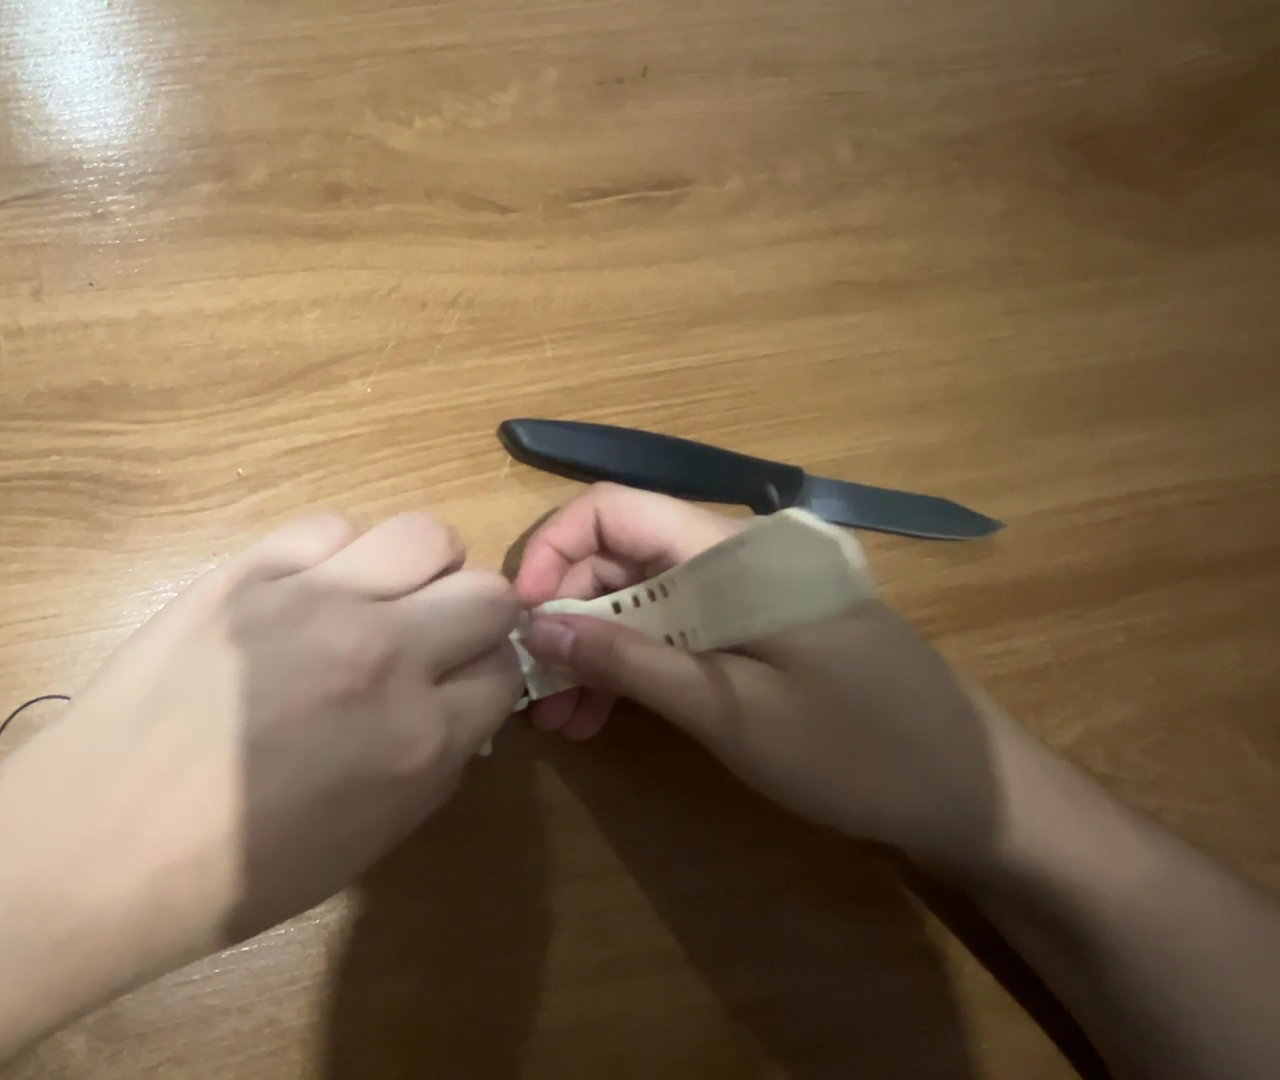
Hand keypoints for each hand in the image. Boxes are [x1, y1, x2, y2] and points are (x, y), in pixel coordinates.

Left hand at [0, 512, 522, 976]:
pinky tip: (308, 589)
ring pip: (423, 535)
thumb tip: (455, 703)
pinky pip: (328, 527)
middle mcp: (383, 653)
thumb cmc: (235, 871)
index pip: (504, 669)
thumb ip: (429, 760)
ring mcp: (312, 600)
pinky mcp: (248, 571)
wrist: (102, 838)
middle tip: (429, 636)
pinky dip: (338, 554)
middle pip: (487, 592)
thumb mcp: (366, 838)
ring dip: (419, 569)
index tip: (461, 680)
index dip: (486, 675)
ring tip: (377, 597)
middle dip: (474, 616)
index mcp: (421, 740)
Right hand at [515, 483, 1027, 871]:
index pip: (613, 508)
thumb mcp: (729, 710)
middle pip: (614, 557)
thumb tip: (531, 623)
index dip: (553, 548)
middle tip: (528, 683)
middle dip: (561, 615)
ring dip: (585, 651)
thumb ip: (626, 661)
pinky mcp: (740, 634)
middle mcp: (726, 559)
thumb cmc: (858, 749)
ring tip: (555, 718)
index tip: (521, 614)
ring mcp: (733, 597)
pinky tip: (593, 718)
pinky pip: (662, 634)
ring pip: (631, 601)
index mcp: (730, 552)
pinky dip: (623, 669)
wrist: (979, 800)